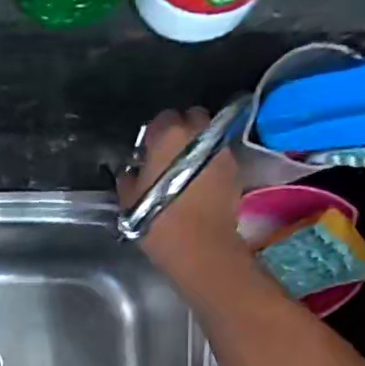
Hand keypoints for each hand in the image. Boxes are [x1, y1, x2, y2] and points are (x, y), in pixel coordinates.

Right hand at [116, 107, 245, 270]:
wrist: (200, 247)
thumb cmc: (159, 221)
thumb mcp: (129, 201)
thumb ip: (129, 178)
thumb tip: (133, 171)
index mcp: (167, 135)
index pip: (160, 119)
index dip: (153, 135)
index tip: (147, 153)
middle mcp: (198, 134)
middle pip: (191, 118)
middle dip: (182, 131)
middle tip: (170, 155)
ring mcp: (221, 150)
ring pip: (208, 137)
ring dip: (198, 147)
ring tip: (187, 171)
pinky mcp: (236, 170)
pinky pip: (219, 157)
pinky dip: (211, 164)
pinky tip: (202, 185)